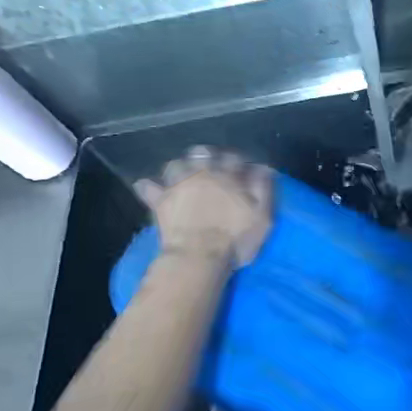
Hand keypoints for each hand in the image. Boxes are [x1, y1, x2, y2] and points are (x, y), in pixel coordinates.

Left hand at [134, 148, 274, 267]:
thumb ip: (263, 190)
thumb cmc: (235, 240)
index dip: (237, 161)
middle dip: (206, 156)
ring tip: (182, 177)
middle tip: (209, 168)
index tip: (240, 169)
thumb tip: (263, 168)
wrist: (199, 257)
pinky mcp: (161, 201)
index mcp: (228, 177)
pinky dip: (149, 187)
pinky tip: (149, 188)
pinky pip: (148, 187)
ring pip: (175, 164)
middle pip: (202, 153)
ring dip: (180, 168)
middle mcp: (202, 174)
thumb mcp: (262, 217)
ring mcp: (178, 185)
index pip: (234, 158)